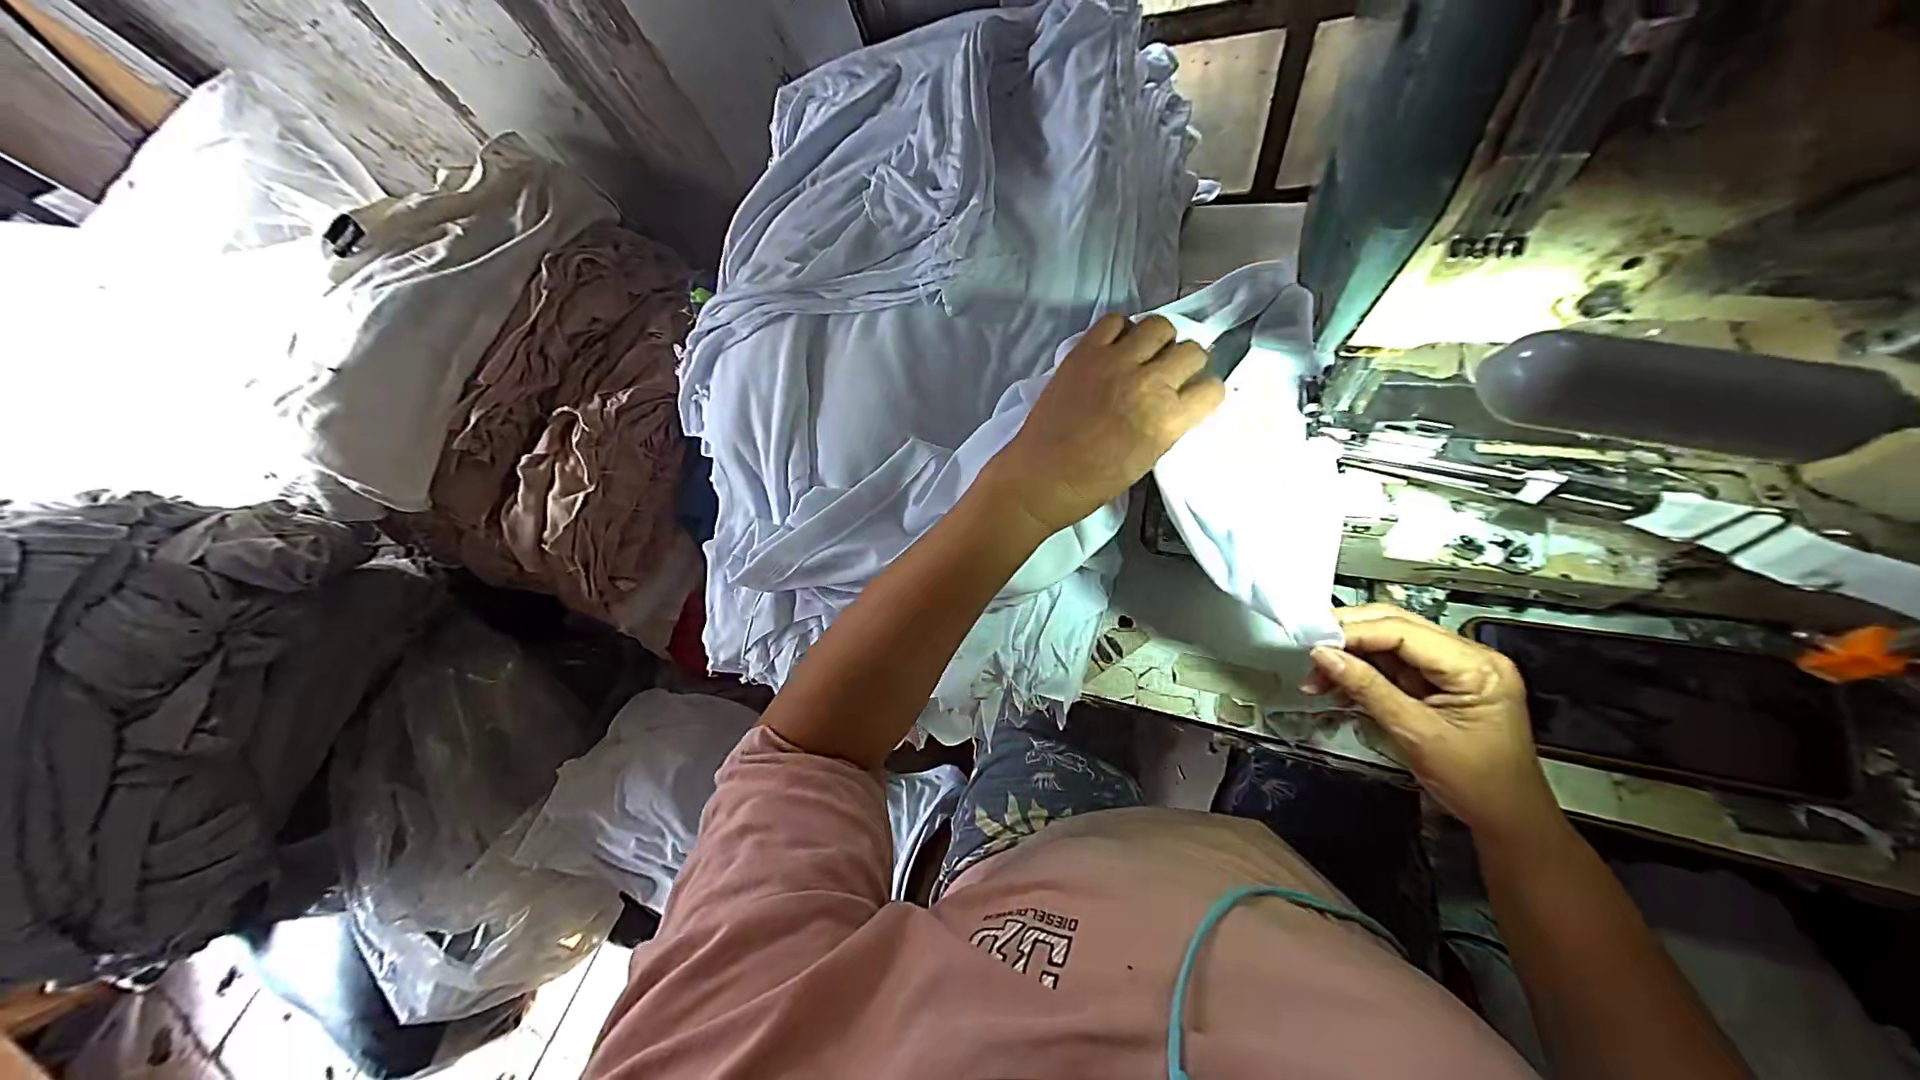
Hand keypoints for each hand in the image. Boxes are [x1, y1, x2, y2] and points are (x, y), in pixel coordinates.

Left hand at [981, 313, 1224, 534]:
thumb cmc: (1092, 483)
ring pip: (1160, 326)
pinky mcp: (1085, 352)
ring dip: (1158, 340)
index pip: (1211, 389)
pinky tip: (1114, 348)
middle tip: (1169, 373)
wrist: (1041, 478)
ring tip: (1143, 356)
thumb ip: (1167, 426)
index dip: (1204, 393)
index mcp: (1168, 420)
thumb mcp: (1147, 459)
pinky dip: (1120, 330)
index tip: (1193, 395)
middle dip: (1186, 363)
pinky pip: (1115, 321)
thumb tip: (1174, 404)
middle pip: (1193, 350)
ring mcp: (1116, 363)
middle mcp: (1149, 384)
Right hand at [1306, 604, 1561, 842]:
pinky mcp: (1438, 682)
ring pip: (1388, 643)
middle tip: (1308, 647)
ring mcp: (1453, 668)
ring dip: (1350, 656)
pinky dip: (1361, 672)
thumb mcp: (1415, 733)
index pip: (1402, 631)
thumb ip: (1367, 688)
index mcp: (1476, 666)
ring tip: (1316, 676)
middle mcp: (1468, 657)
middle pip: (1395, 626)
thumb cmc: (1475, 782)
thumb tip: (1323, 655)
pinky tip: (1335, 684)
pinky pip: (1391, 665)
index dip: (1353, 633)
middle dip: (1348, 636)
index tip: (1313, 643)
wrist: (1507, 818)